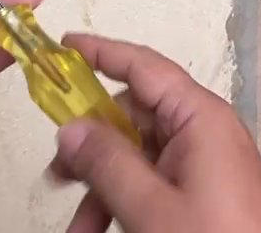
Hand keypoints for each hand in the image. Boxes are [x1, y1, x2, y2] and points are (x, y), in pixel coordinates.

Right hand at [49, 35, 260, 232]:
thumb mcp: (151, 207)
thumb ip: (107, 163)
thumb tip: (70, 127)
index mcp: (199, 115)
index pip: (143, 66)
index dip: (102, 52)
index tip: (64, 45)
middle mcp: (203, 128)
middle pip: (135, 117)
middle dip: (93, 147)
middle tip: (55, 174)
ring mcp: (205, 161)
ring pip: (140, 156)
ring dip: (104, 188)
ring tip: (78, 228)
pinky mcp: (205, 191)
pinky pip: (156, 182)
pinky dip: (126, 201)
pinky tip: (102, 229)